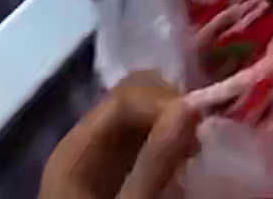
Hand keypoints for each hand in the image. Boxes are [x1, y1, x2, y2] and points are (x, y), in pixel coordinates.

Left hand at [40, 73, 199, 198]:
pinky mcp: (118, 175)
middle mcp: (85, 144)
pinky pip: (146, 137)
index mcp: (73, 151)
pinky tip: (186, 157)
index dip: (161, 100)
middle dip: (168, 105)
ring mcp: (101, 159)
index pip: (121, 99)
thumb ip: (155, 164)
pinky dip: (170, 138)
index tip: (197, 120)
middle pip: (131, 98)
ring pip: (142, 113)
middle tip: (199, 131)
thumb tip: (191, 107)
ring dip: (172, 119)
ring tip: (195, 145)